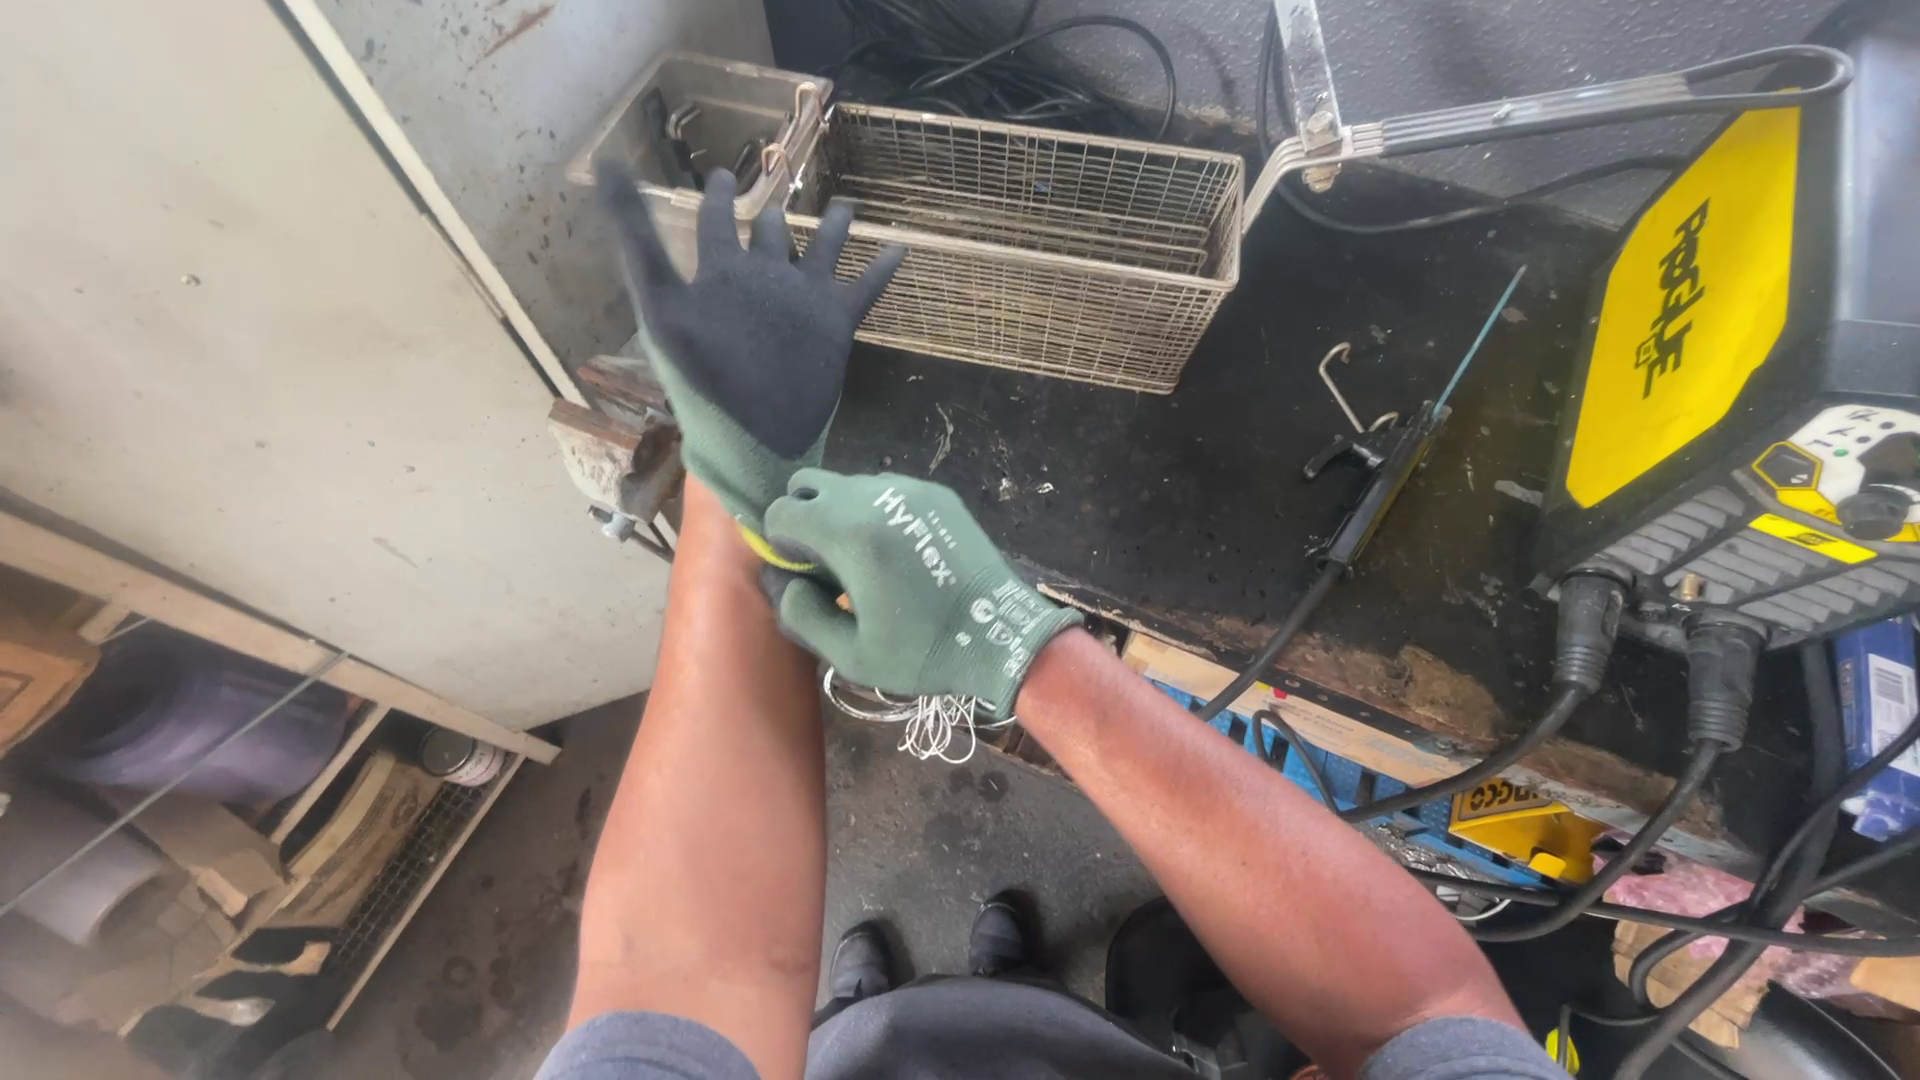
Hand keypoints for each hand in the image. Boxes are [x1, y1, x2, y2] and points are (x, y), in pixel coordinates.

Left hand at [595, 161, 903, 542]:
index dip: (721, 197)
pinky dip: (882, 268)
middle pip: (775, 234)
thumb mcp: (660, 302)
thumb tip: (605, 164)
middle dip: (778, 215)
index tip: (725, 176)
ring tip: (849, 207)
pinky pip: (865, 288)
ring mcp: (803, 302)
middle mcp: (766, 281)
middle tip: (784, 194)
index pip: (719, 221)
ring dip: (836, 228)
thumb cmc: (702, 379)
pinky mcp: (836, 325)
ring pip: (824, 250)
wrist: (754, 436)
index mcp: (724, 274)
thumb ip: (637, 237)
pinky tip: (900, 248)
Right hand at [761, 470, 1081, 715]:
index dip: (782, 545)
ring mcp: (911, 489)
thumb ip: (800, 614)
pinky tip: (902, 554)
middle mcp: (877, 497)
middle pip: (809, 484)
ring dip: (842, 514)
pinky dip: (878, 513)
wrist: (1000, 635)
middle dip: (805, 519)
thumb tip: (782, 579)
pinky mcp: (938, 494)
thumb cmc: (923, 652)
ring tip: (870, 561)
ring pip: (850, 484)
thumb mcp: (850, 655)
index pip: (782, 511)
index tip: (807, 574)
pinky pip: (888, 490)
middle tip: (829, 564)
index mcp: (850, 534)